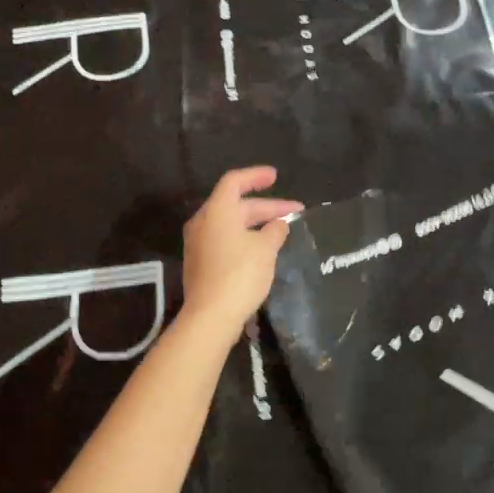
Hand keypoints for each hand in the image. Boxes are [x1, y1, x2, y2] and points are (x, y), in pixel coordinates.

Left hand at [179, 167, 303, 339]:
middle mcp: (203, 222)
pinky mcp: (200, 263)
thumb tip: (278, 225)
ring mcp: (199, 244)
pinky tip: (263, 249)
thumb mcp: (265, 249)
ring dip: (256, 224)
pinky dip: (245, 238)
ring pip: (231, 224)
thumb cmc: (239, 274)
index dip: (256, 176)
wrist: (210, 316)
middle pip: (236, 205)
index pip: (235, 182)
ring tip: (281, 230)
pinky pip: (225, 240)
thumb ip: (275, 231)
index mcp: (217, 211)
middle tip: (294, 212)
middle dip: (266, 207)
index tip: (276, 177)